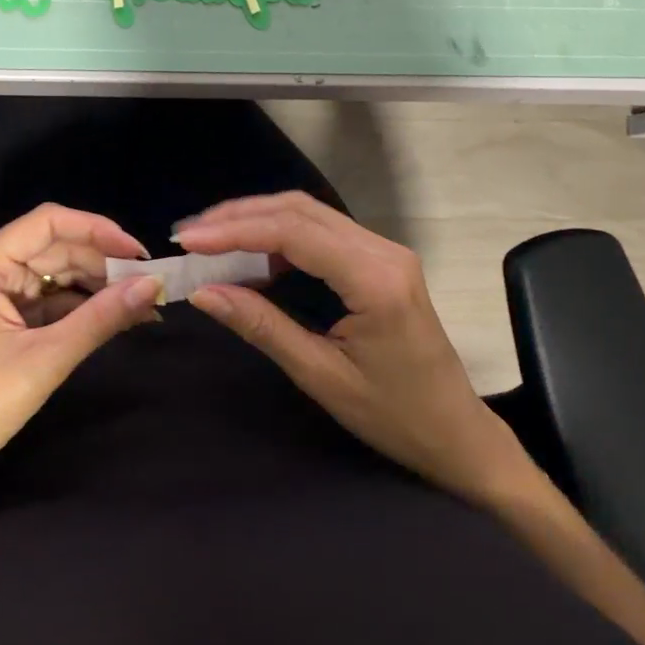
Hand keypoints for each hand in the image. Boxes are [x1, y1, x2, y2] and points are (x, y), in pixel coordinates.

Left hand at [0, 203, 160, 526]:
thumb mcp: (46, 358)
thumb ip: (99, 318)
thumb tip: (152, 285)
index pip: (47, 222)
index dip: (96, 229)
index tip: (139, 254)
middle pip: (56, 246)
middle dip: (103, 262)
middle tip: (151, 285)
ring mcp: (0, 294)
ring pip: (58, 273)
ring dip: (99, 285)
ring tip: (144, 303)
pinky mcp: (9, 320)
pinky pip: (53, 300)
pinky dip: (85, 307)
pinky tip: (119, 317)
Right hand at [173, 192, 538, 504]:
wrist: (456, 434)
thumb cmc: (393, 415)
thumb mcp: (320, 375)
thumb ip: (261, 326)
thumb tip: (203, 293)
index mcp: (375, 280)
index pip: (292, 232)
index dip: (234, 231)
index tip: (187, 240)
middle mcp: (384, 252)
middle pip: (299, 210)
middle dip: (238, 216)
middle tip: (189, 234)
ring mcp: (386, 253)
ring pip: (310, 214)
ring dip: (256, 219)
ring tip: (208, 238)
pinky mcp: (381, 262)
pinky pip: (322, 232)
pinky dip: (278, 234)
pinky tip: (248, 252)